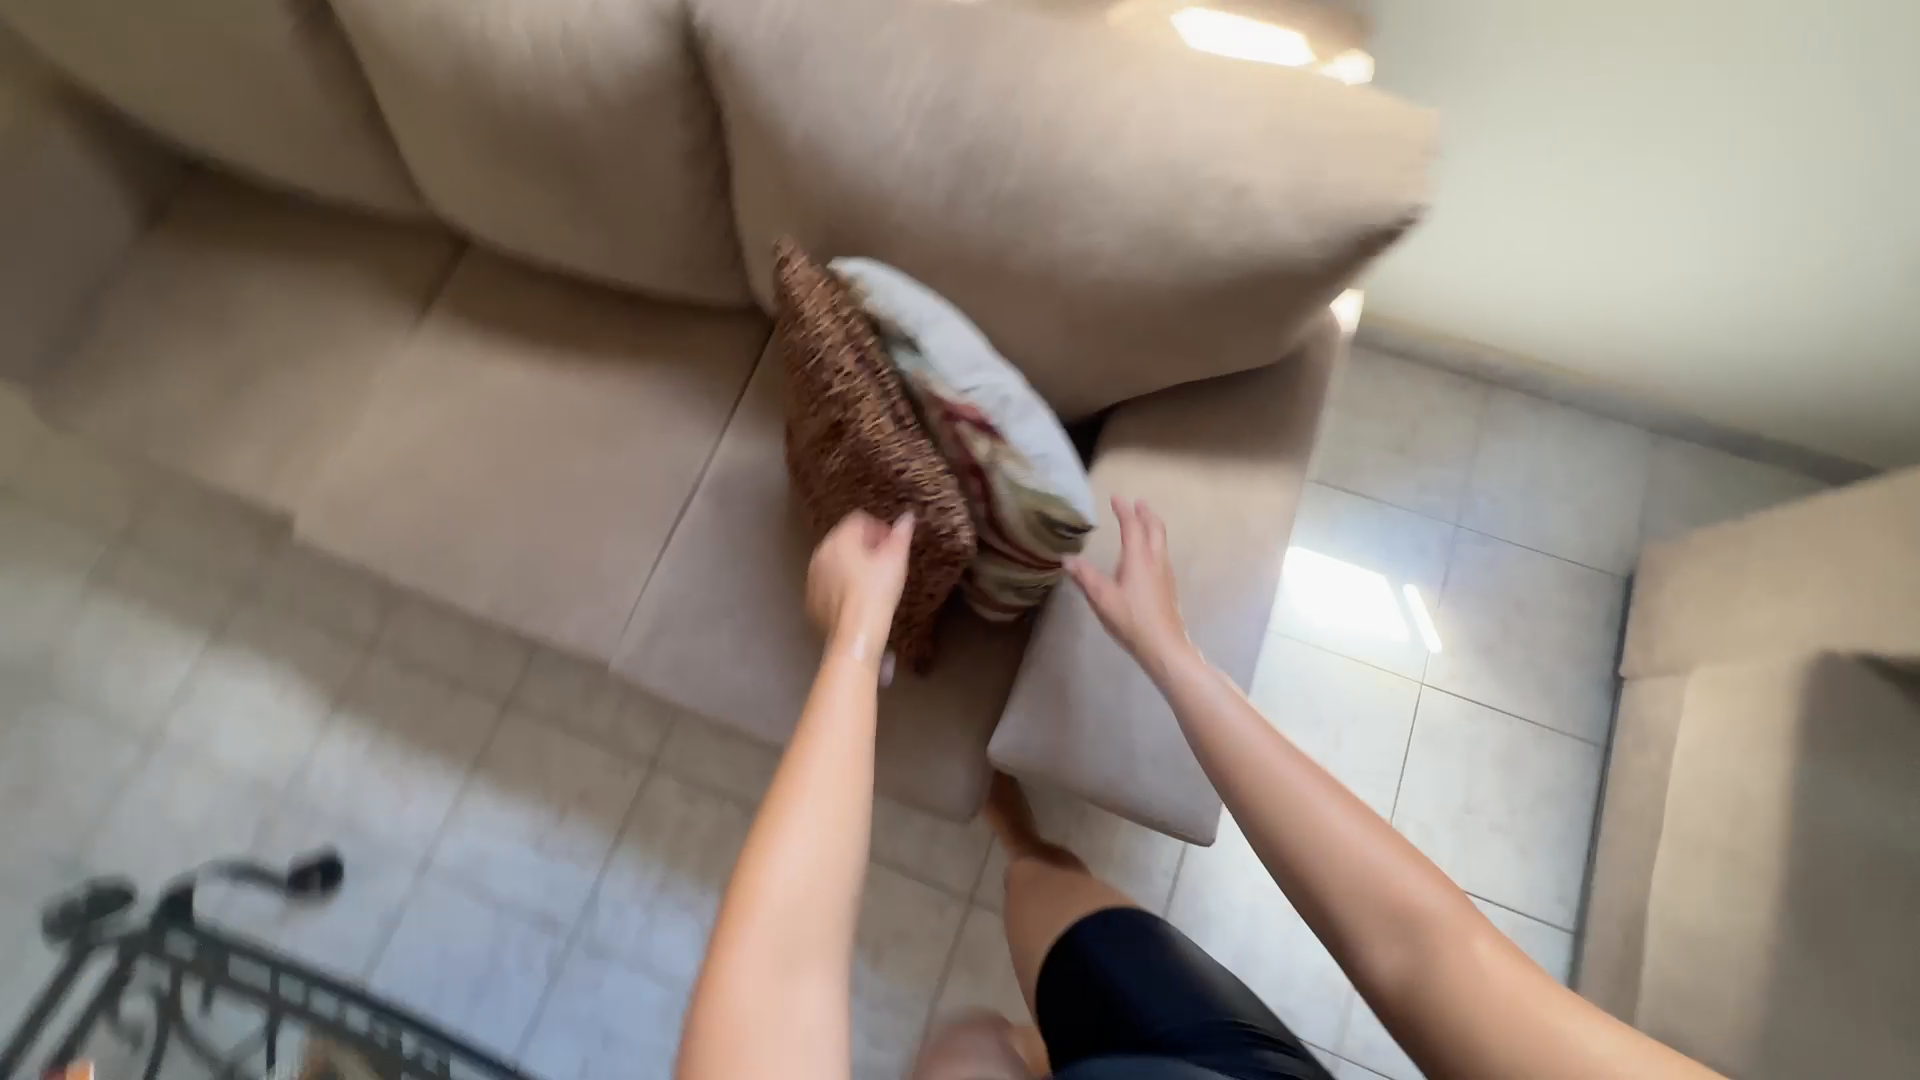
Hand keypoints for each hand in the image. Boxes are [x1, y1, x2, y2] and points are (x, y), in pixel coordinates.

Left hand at [806, 510, 914, 647]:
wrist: (857, 633)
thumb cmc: (876, 594)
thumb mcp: (896, 560)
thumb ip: (902, 534)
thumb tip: (907, 518)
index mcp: (839, 539)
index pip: (858, 520)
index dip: (879, 528)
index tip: (892, 542)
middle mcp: (821, 555)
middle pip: (844, 540)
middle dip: (865, 546)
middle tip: (885, 561)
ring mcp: (814, 579)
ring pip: (835, 563)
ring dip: (852, 566)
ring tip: (873, 581)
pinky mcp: (813, 601)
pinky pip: (828, 585)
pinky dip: (841, 587)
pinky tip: (859, 598)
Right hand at [1066, 497, 1193, 677]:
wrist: (1165, 646)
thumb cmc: (1131, 619)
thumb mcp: (1101, 598)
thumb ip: (1084, 576)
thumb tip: (1067, 559)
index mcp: (1139, 558)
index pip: (1132, 526)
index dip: (1124, 510)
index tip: (1117, 498)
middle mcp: (1156, 561)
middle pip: (1154, 529)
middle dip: (1145, 513)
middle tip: (1137, 503)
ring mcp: (1165, 574)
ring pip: (1161, 541)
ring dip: (1152, 527)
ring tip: (1143, 523)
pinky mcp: (1168, 587)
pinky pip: (1162, 554)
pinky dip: (1154, 543)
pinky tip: (1146, 557)